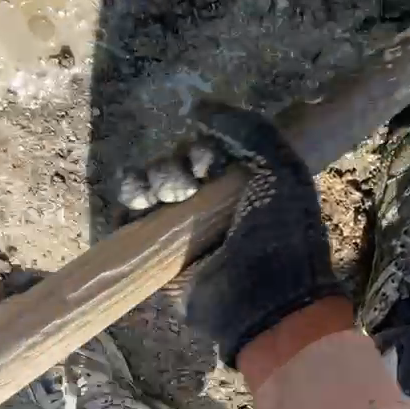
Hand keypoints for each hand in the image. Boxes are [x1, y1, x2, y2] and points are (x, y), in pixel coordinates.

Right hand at [115, 104, 345, 367]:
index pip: (205, 153)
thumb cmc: (282, 234)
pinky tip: (137, 204)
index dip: (199, 150)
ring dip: (148, 182)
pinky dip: (127, 207)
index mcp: (243, 188)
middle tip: (185, 187)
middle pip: (174, 168)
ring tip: (162, 196)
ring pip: (149, 191)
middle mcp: (213, 209)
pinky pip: (132, 225)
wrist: (269, 300)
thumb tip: (199, 108)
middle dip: (172, 167)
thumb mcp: (282, 169)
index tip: (207, 164)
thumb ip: (250, 130)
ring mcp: (185, 235)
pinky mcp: (161, 260)